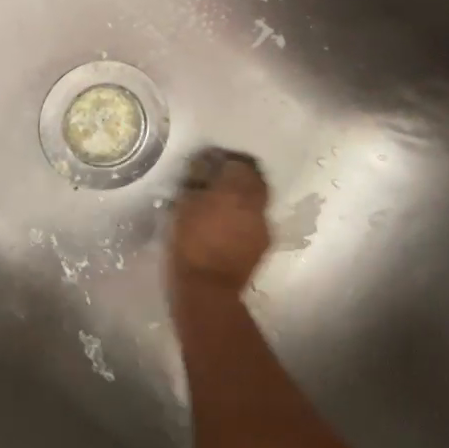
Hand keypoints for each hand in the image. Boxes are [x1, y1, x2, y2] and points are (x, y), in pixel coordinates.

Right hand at [170, 148, 271, 296]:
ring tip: (224, 202)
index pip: (240, 165)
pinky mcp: (264, 243)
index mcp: (235, 192)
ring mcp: (263, 226)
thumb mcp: (183, 208)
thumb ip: (196, 185)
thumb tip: (202, 171)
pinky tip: (228, 223)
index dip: (228, 160)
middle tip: (221, 178)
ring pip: (258, 201)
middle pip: (256, 181)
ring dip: (245, 197)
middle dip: (242, 176)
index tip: (213, 161)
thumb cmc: (188, 243)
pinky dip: (245, 215)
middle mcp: (256, 205)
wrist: (208, 287)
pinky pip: (256, 219)